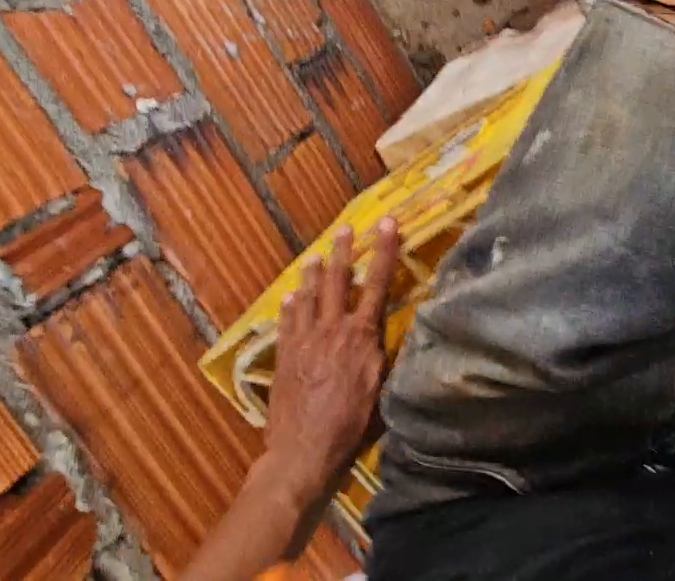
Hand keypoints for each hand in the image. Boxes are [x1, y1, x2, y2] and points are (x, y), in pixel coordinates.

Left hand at [256, 217, 400, 506]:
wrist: (304, 449)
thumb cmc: (352, 421)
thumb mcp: (380, 384)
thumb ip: (382, 349)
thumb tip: (387, 325)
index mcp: (361, 333)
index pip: (377, 282)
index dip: (385, 251)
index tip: (388, 224)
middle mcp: (332, 328)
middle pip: (338, 280)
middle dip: (343, 251)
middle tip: (345, 228)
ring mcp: (304, 340)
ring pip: (309, 295)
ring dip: (313, 272)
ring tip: (316, 255)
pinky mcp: (285, 355)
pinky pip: (287, 321)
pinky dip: (291, 304)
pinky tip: (291, 296)